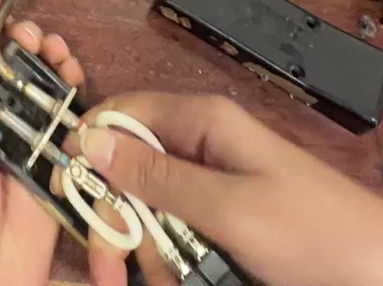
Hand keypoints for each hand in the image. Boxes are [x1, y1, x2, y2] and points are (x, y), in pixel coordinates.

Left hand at [0, 18, 86, 285]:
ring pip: (38, 90)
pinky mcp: (48, 167)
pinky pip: (63, 125)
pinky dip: (74, 100)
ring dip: (52, 65)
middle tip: (41, 38)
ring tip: (62, 54)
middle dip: (27, 44)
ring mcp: (18, 142)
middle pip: (9, 67)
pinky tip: (79, 83)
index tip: (8, 25)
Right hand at [70, 93, 382, 285]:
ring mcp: (217, 186)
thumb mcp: (229, 209)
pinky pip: (182, 234)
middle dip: (118, 217)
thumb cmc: (316, 238)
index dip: (89, 145)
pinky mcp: (230, 224)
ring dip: (146, 249)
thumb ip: (156, 176)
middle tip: (111, 273)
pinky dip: (175, 261)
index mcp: (203, 121)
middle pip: (132, 167)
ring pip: (152, 208)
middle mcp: (204, 145)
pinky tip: (182, 282)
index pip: (123, 113)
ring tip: (164, 282)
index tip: (65, 190)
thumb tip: (87, 139)